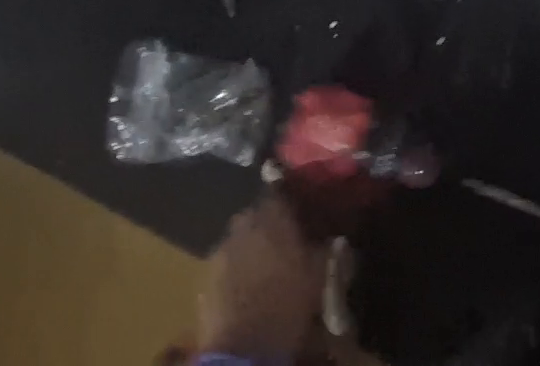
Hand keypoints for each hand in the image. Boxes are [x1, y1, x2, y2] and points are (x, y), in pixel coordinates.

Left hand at [198, 192, 328, 357]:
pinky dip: (238, 268)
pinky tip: (250, 285)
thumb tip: (334, 237)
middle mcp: (242, 224)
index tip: (303, 208)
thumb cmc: (288, 301)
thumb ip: (326, 247)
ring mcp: (220, 251)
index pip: (280, 191)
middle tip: (288, 239)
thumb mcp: (319, 273)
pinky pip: (227, 262)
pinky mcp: (205, 277)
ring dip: (252, 245)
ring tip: (268, 265)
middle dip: (270, 223)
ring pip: (241, 238)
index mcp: (271, 216)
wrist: (243, 347)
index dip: (292, 199)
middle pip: (257, 214)